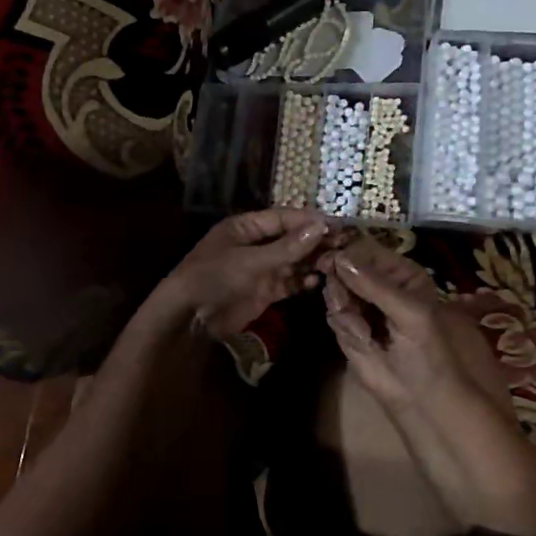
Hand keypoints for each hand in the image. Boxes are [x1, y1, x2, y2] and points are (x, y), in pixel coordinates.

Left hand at [160, 209, 331, 337]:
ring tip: (338, 262)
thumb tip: (320, 226)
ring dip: (312, 261)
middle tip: (346, 244)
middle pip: (291, 238)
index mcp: (244, 228)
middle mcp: (254, 245)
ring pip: (293, 261)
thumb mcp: (250, 260)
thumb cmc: (213, 278)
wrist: (189, 317)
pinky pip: (288, 282)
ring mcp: (259, 269)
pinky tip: (319, 280)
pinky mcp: (263, 291)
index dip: (309, 221)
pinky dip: (303, 281)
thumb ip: (286, 247)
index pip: (283, 218)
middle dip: (315, 241)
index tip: (337, 224)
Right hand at [318, 238, 507, 413]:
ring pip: (333, 291)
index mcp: (400, 273)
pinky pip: (332, 314)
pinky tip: (363, 340)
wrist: (419, 393)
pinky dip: (344, 327)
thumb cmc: (428, 350)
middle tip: (345, 305)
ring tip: (364, 332)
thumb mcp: (409, 312)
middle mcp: (377, 284)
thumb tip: (339, 259)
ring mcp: (360, 304)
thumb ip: (374, 285)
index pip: (366, 250)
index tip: (327, 261)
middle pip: (343, 269)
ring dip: (344, 310)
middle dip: (341, 286)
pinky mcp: (346, 325)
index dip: (346, 253)